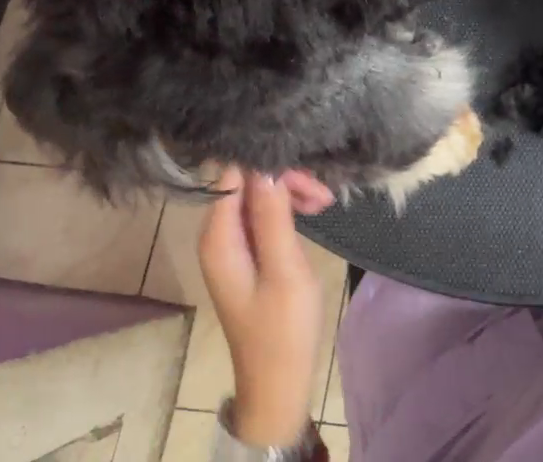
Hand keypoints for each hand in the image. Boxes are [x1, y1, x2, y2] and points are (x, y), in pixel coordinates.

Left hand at [198, 169, 326, 446]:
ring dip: (291, 191)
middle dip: (285, 178)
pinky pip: (264, 211)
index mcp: (218, 237)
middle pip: (247, 180)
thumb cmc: (282, 328)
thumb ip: (273, 215)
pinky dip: (289, 206)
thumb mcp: (284, 269)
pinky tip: (314, 211)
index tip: (305, 170)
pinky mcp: (248, 250)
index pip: (232, 173)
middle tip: (323, 195)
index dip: (267, 163)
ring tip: (325, 203)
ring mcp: (232, 242)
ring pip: (259, 193)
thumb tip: (266, 165)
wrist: (279, 380)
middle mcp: (218, 234)